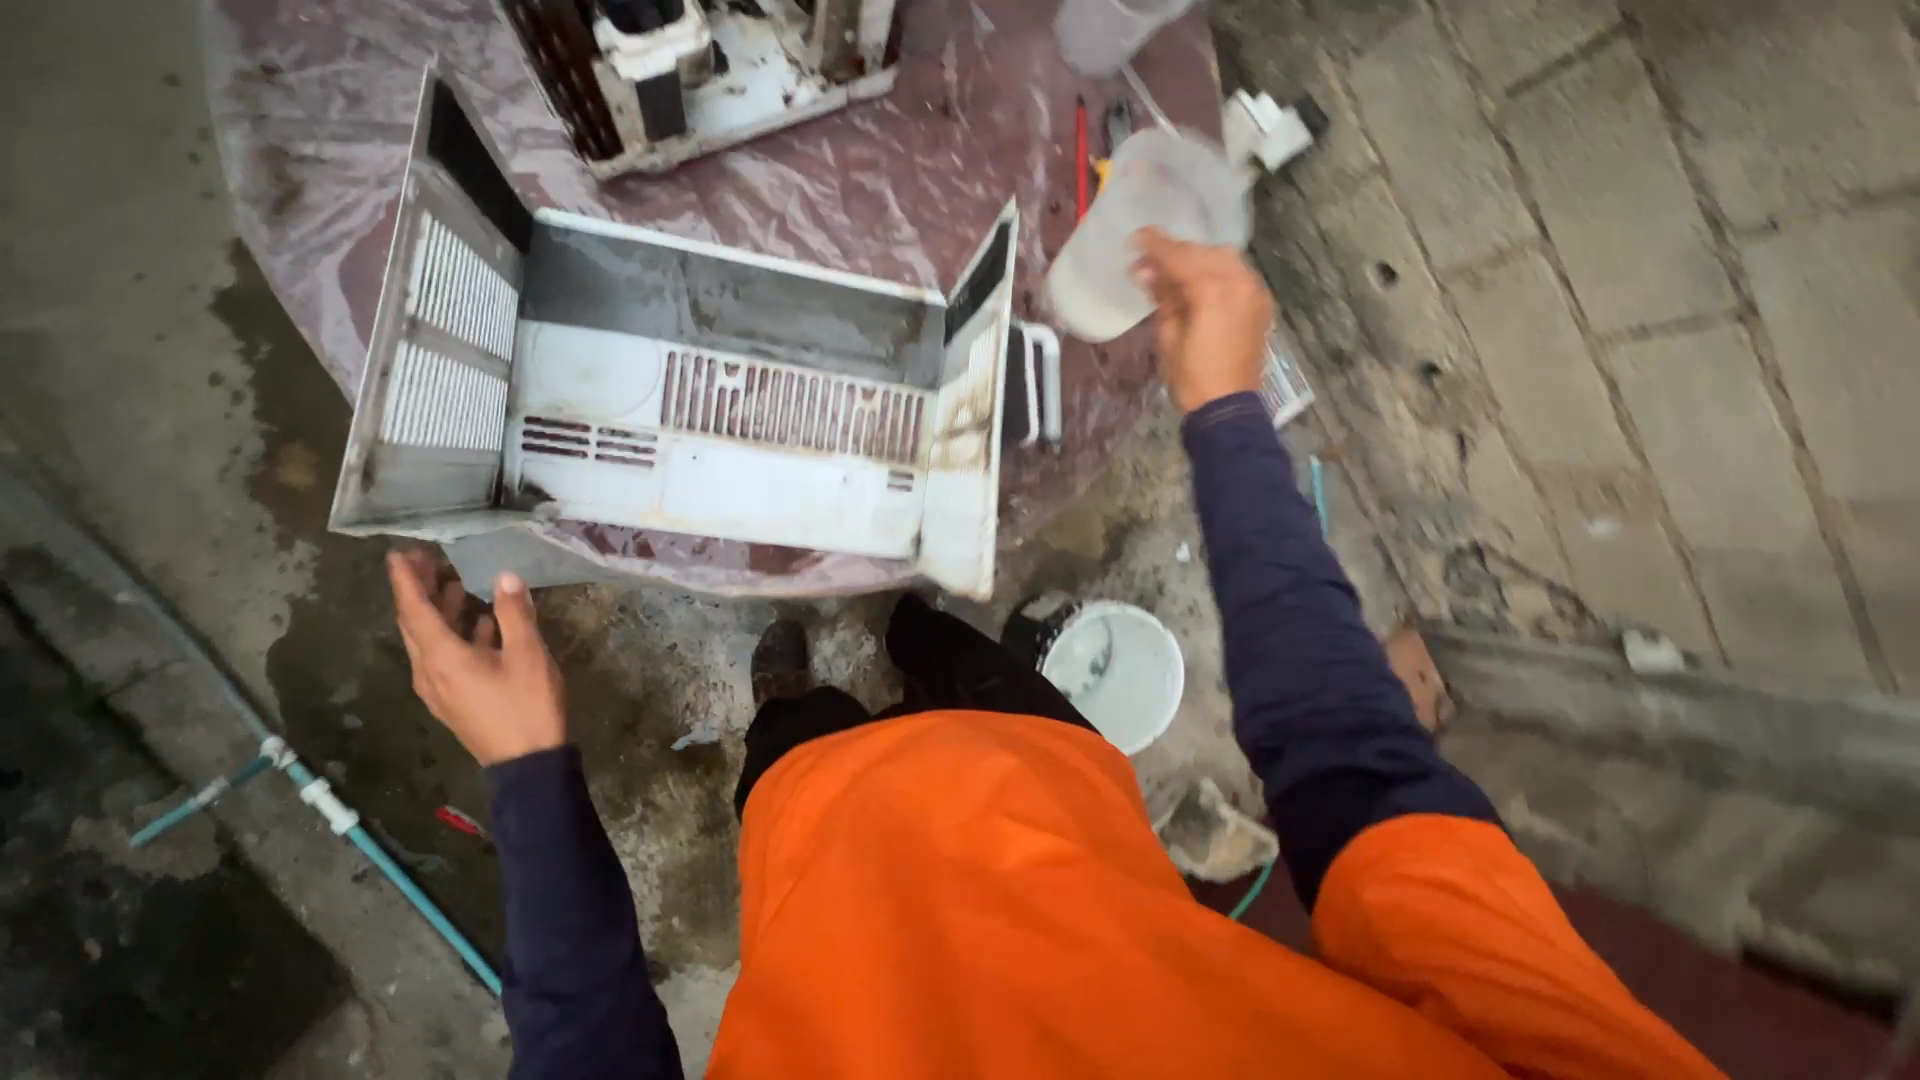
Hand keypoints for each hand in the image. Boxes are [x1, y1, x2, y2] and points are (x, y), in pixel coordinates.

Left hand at [387, 549, 566, 765]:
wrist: (527, 762)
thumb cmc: (527, 705)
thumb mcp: (528, 655)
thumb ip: (515, 613)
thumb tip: (505, 577)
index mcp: (442, 657)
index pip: (415, 610)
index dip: (406, 580)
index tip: (399, 553)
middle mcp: (429, 671)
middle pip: (415, 624)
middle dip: (419, 591)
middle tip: (429, 560)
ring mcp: (439, 687)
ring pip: (429, 640)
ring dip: (439, 611)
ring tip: (456, 584)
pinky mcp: (453, 698)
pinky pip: (442, 656)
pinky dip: (453, 632)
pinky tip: (478, 623)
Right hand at [1133, 228, 1274, 413]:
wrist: (1227, 406)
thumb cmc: (1191, 377)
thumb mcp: (1169, 336)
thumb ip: (1163, 297)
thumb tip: (1147, 272)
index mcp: (1213, 291)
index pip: (1180, 257)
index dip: (1155, 246)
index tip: (1136, 237)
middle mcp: (1239, 282)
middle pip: (1203, 253)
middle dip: (1176, 254)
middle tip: (1149, 263)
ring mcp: (1254, 292)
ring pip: (1223, 259)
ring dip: (1197, 260)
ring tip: (1174, 272)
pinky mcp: (1260, 304)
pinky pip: (1238, 275)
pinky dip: (1217, 272)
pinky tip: (1200, 284)